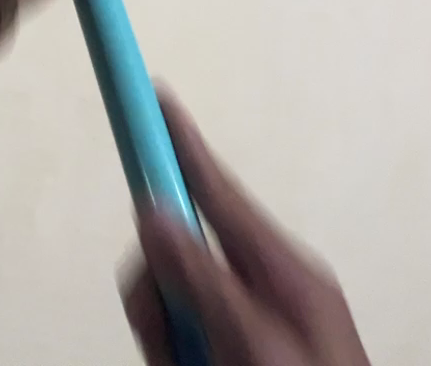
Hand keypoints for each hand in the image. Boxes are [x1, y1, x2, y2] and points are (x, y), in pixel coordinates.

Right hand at [122, 93, 370, 365]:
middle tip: (165, 330)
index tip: (151, 92)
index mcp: (280, 267)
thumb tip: (150, 206)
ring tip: (185, 364)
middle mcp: (257, 277)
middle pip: (174, 238)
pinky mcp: (225, 335)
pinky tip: (185, 365)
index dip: (178, 136)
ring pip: (164, 280)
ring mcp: (241, 308)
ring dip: (161, 321)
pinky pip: (172, 314)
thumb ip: (199, 275)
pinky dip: (167, 340)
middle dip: (158, 281)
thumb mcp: (253, 342)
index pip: (214, 184)